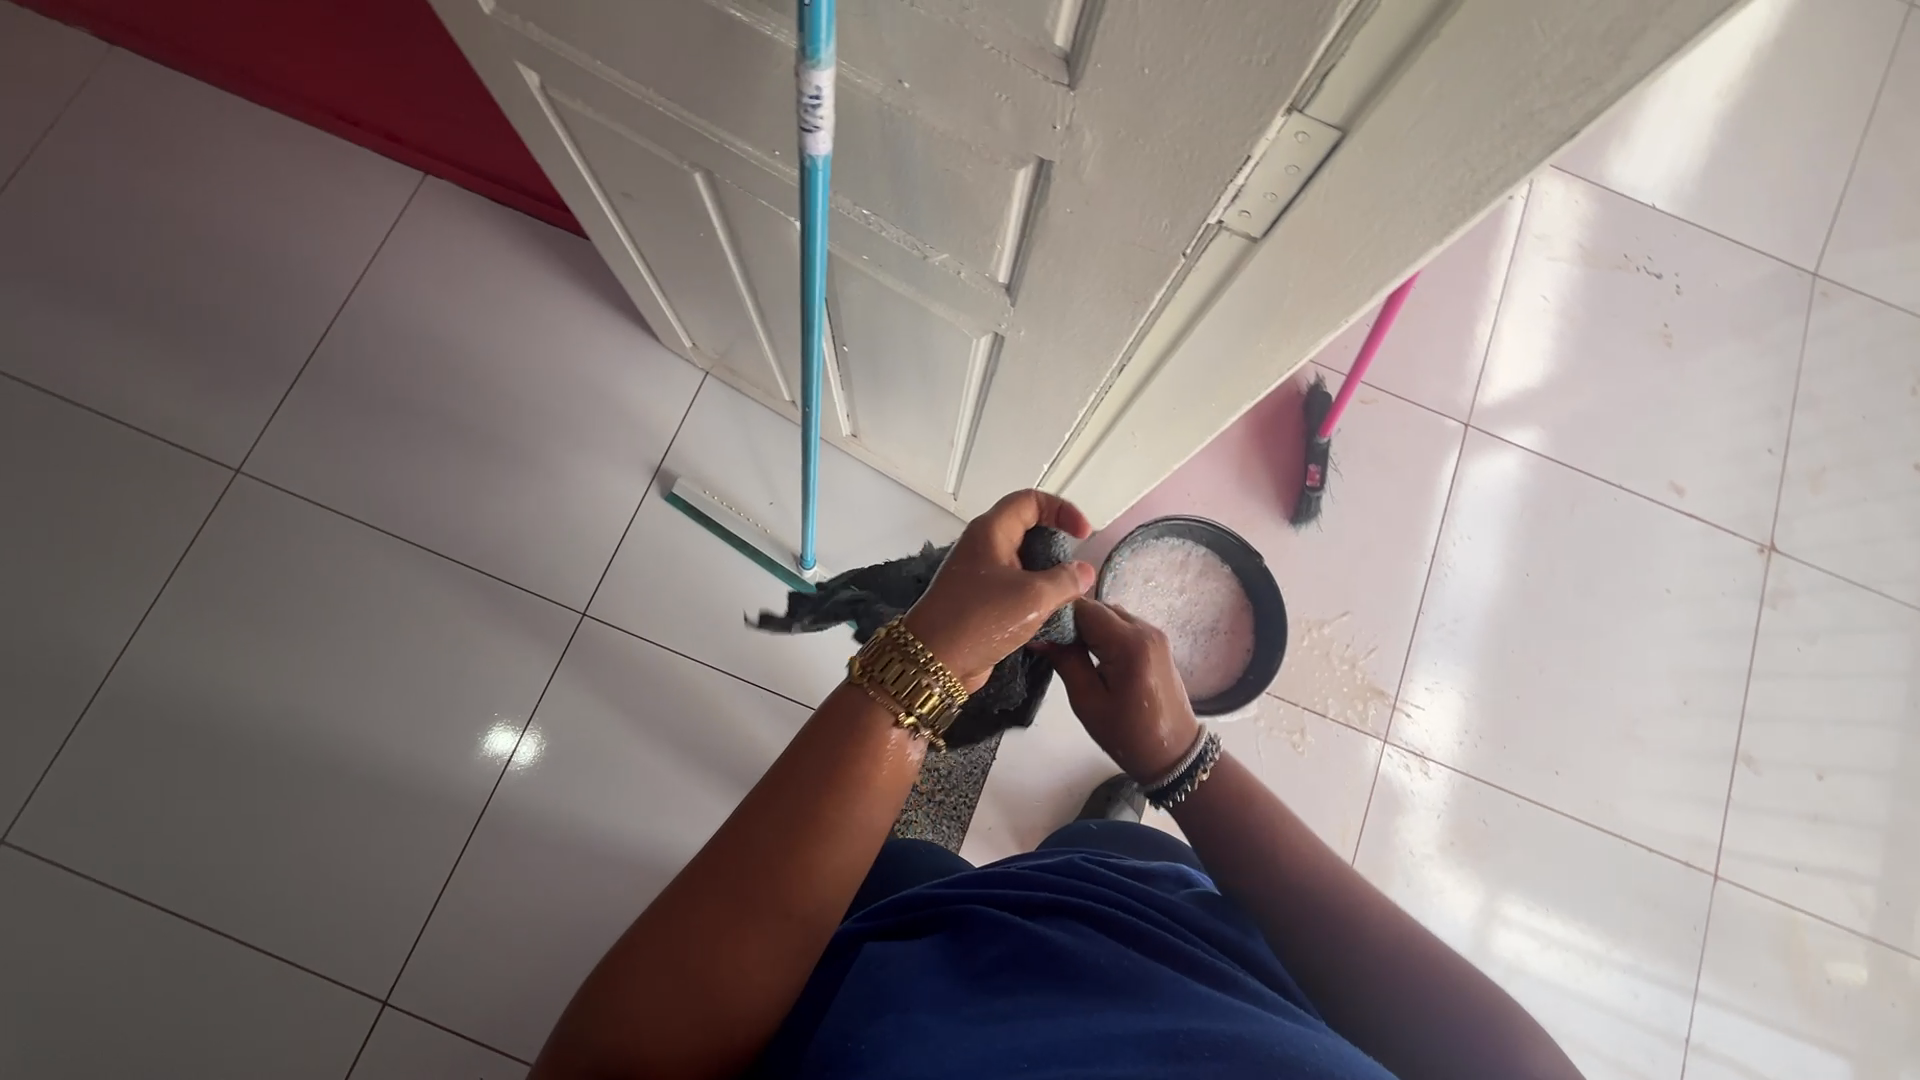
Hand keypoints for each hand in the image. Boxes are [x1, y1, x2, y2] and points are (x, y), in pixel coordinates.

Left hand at [901, 490, 1094, 691]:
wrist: (935, 661)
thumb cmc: (979, 620)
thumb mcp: (1032, 597)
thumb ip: (1065, 580)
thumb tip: (1083, 572)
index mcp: (991, 531)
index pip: (1030, 501)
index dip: (1061, 510)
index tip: (1083, 535)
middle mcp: (985, 547)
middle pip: (1029, 531)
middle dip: (1057, 547)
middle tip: (1076, 569)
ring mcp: (982, 575)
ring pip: (1025, 563)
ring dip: (1049, 577)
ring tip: (1070, 596)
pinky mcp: (983, 601)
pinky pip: (1017, 589)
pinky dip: (1037, 597)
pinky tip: (1054, 615)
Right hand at [1049, 599, 1201, 779]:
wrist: (1174, 753)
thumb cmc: (1128, 734)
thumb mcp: (1087, 700)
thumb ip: (1065, 660)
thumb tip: (1039, 636)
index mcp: (1129, 644)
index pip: (1084, 609)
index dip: (1057, 616)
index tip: (1039, 634)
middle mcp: (1145, 629)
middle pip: (1097, 607)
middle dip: (1071, 621)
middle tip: (1051, 645)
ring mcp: (1154, 634)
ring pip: (1109, 614)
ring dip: (1087, 627)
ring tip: (1069, 651)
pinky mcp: (1156, 642)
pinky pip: (1122, 625)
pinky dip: (1103, 632)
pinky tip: (1092, 654)